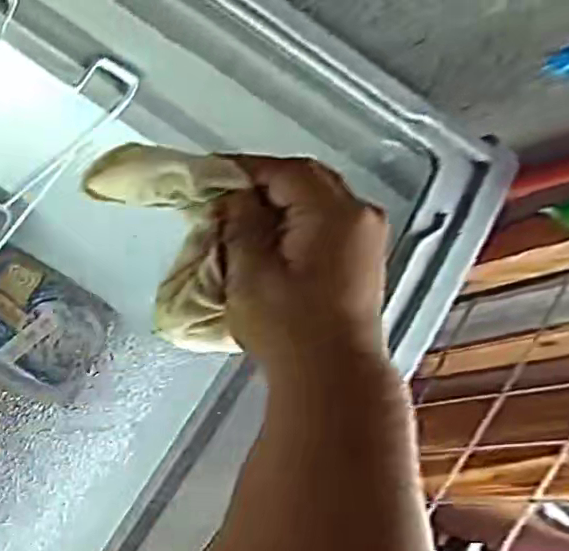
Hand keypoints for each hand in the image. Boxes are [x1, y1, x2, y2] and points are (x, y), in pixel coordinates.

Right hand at [219, 155, 389, 365]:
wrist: (328, 365)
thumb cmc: (284, 323)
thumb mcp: (249, 275)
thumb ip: (241, 230)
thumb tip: (233, 200)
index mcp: (331, 214)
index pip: (286, 173)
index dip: (245, 167)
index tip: (207, 169)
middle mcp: (356, 215)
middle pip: (305, 182)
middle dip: (259, 183)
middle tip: (215, 192)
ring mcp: (360, 237)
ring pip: (312, 203)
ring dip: (272, 204)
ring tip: (231, 218)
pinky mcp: (354, 259)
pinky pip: (317, 225)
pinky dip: (285, 223)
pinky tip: (259, 241)